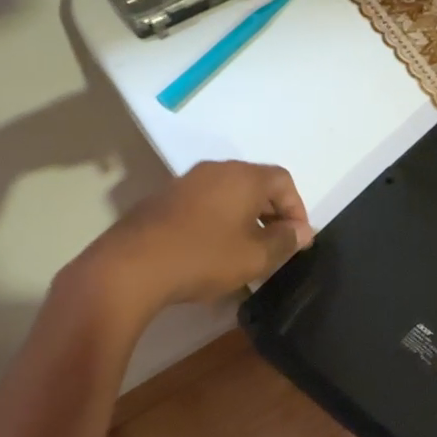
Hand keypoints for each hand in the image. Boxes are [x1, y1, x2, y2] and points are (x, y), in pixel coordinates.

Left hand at [64, 161, 312, 325]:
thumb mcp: (255, 256)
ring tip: (247, 253)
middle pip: (256, 184)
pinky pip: (205, 205)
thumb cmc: (205, 257)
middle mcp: (215, 170)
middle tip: (276, 248)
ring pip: (229, 195)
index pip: (283, 181)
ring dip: (245, 219)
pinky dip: (220, 222)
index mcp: (242, 177)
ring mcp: (185, 182)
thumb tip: (303, 231)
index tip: (297, 241)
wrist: (133, 266)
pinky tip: (214, 252)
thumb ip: (285, 241)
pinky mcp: (164, 200)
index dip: (298, 210)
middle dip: (273, 214)